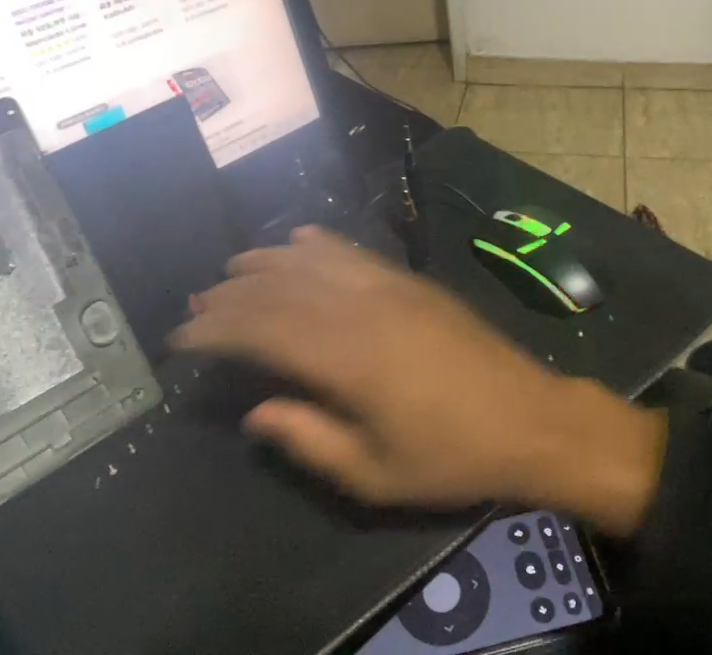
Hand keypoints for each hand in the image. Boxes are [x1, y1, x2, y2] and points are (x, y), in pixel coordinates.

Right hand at [170, 227, 665, 535]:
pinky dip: (321, 242)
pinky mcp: (412, 282)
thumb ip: (308, 439)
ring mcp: (390, 287)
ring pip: (315, 260)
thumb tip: (255, 412)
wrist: (530, 419)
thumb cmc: (451, 457)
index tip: (181, 337)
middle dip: (231, 294)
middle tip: (196, 305)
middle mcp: (362, 309)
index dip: (215, 329)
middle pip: (281, 288)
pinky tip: (300, 238)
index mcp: (346, 359)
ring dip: (268, 260)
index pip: (262, 330)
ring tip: (232, 268)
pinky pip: (356, 251)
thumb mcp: (374, 472)